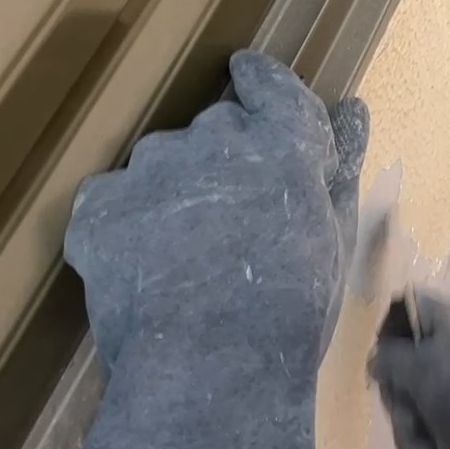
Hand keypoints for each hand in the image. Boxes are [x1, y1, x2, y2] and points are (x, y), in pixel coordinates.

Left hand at [64, 50, 366, 368]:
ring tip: (188, 253)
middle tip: (235, 217)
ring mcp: (151, 170)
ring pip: (164, 162)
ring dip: (177, 189)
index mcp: (281, 142)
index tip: (250, 77)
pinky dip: (128, 221)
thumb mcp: (334, 233)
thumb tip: (351, 106)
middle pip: (217, 126)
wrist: (213, 370)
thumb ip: (340, 162)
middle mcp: (214, 137)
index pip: (270, 85)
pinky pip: (114, 198)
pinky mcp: (98, 209)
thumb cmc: (295, 307)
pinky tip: (146, 265)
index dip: (261, 82)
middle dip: (227, 157)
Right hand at [369, 292, 449, 448]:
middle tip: (411, 418)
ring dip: (408, 435)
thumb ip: (391, 359)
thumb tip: (374, 359)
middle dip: (398, 401)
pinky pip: (423, 429)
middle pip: (398, 362)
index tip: (383, 363)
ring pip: (407, 403)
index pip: (404, 306)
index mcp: (447, 320)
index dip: (387, 333)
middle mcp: (449, 347)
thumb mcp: (424, 370)